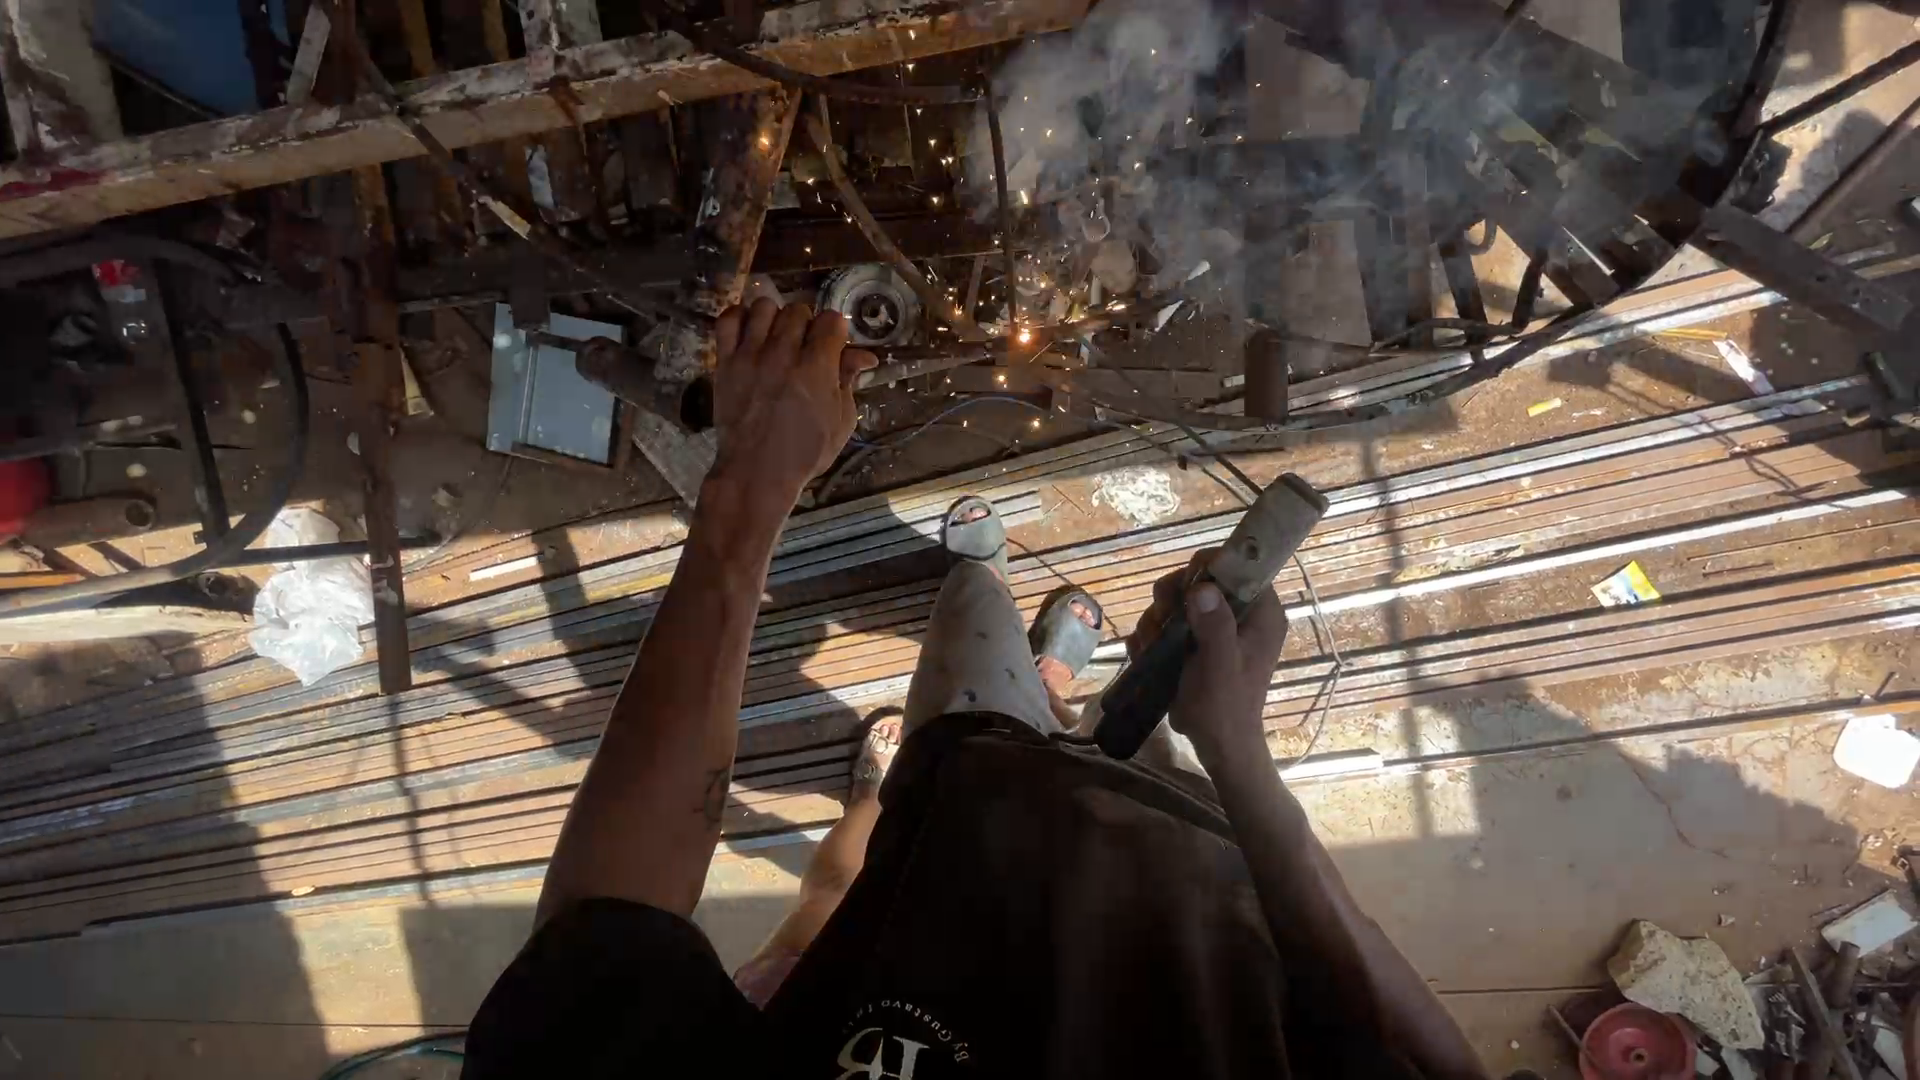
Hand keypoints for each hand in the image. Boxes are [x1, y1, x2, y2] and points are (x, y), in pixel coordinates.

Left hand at [710, 298, 876, 498]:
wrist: (757, 471)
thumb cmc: (805, 452)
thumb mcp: (841, 421)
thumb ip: (848, 381)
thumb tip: (864, 355)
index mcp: (817, 368)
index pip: (831, 321)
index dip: (837, 330)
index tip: (835, 344)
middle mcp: (783, 353)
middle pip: (799, 311)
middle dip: (808, 324)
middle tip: (807, 346)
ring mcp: (750, 355)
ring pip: (764, 307)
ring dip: (777, 317)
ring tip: (779, 337)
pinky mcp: (725, 361)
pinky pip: (728, 319)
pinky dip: (741, 317)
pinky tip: (751, 331)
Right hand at [1127, 549, 1287, 759]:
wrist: (1216, 744)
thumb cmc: (1225, 707)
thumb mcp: (1220, 666)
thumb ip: (1215, 626)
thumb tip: (1202, 587)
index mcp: (1261, 613)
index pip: (1238, 565)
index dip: (1207, 569)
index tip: (1183, 591)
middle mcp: (1240, 613)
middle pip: (1198, 578)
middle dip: (1172, 597)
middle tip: (1162, 619)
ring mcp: (1214, 626)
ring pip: (1176, 599)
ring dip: (1157, 619)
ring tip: (1153, 646)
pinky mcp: (1193, 641)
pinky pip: (1166, 621)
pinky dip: (1153, 634)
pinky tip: (1148, 653)